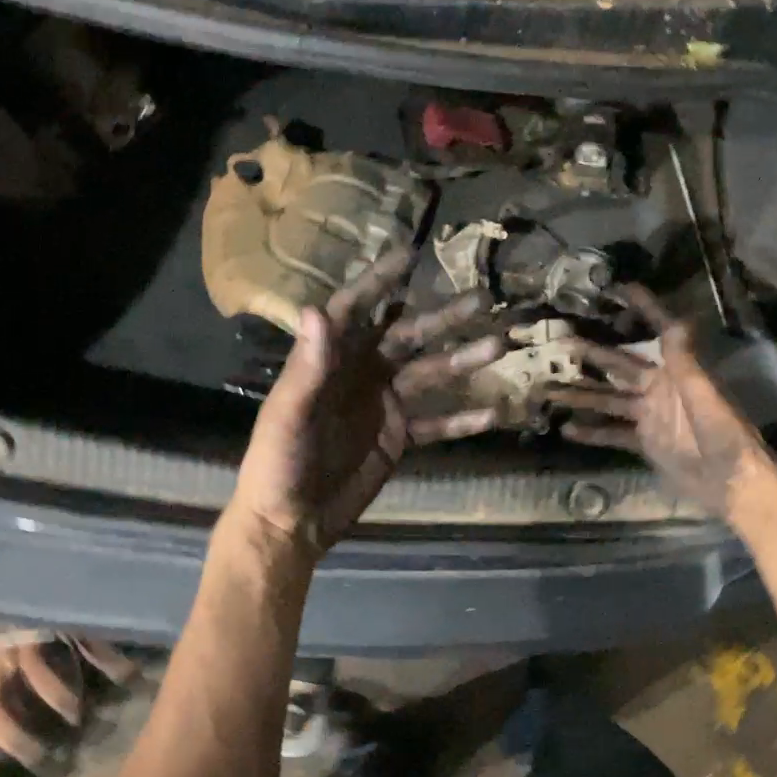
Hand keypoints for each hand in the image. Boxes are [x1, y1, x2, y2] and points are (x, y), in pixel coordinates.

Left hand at [229, 249, 502, 559]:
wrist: (290, 522)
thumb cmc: (276, 463)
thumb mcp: (289, 415)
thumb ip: (307, 367)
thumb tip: (317, 309)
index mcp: (329, 360)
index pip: (356, 309)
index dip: (381, 281)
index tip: (411, 255)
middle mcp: (361, 373)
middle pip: (407, 336)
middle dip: (443, 318)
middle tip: (481, 299)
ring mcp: (384, 404)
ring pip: (430, 374)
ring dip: (464, 361)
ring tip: (499, 346)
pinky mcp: (399, 437)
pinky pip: (436, 422)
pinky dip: (463, 418)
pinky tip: (494, 413)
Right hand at [551, 286, 773, 516]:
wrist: (732, 483)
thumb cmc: (723, 434)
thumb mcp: (703, 396)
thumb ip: (685, 362)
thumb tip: (675, 321)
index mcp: (677, 372)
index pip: (658, 332)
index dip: (643, 310)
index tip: (620, 289)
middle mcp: (660, 388)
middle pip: (621, 366)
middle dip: (593, 354)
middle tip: (562, 343)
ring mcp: (650, 415)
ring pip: (609, 399)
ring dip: (582, 394)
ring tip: (550, 389)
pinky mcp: (645, 442)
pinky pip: (613, 433)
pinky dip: (591, 431)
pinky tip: (567, 428)